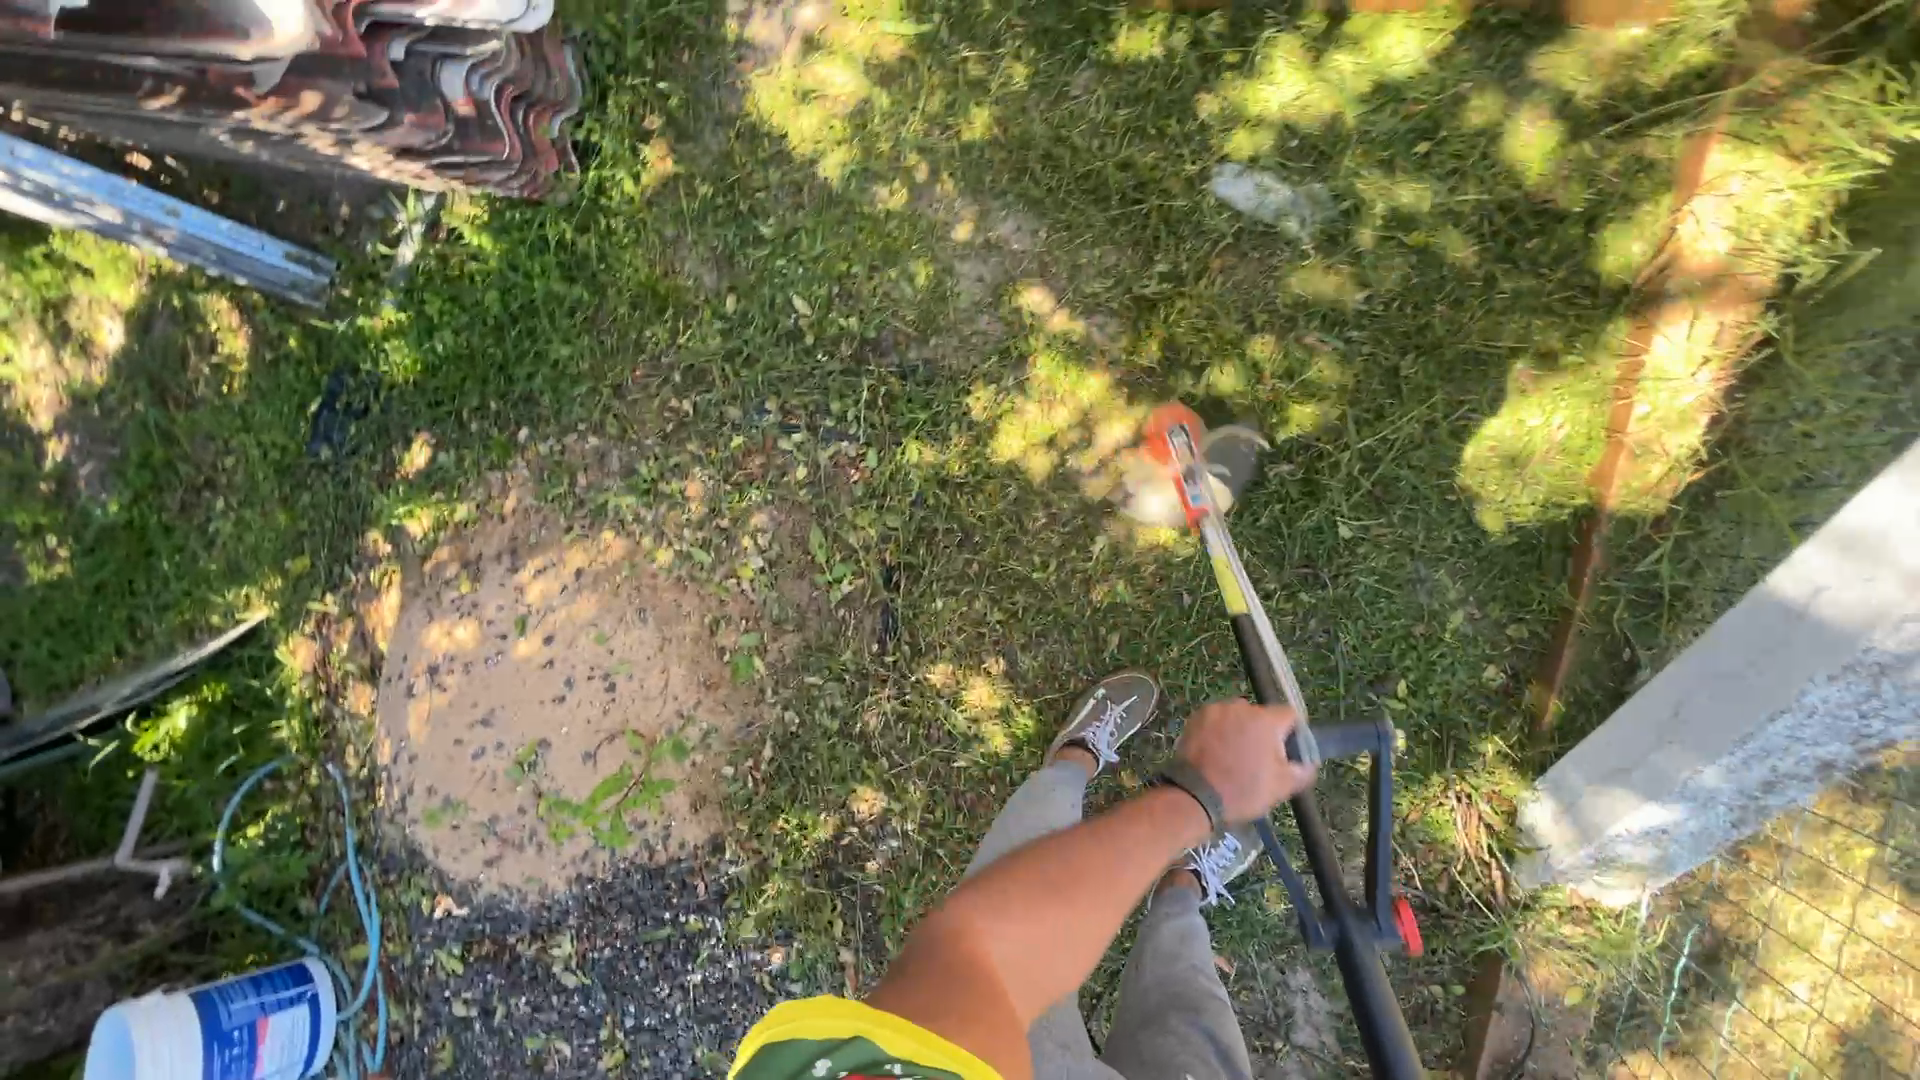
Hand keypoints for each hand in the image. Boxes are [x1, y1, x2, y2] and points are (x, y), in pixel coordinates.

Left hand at [1174, 699, 1316, 822]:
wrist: (1194, 795)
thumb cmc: (1243, 790)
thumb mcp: (1282, 786)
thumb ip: (1302, 770)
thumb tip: (1308, 762)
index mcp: (1265, 720)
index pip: (1289, 715)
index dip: (1292, 732)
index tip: (1287, 750)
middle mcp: (1240, 707)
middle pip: (1261, 715)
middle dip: (1263, 732)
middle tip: (1259, 757)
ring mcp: (1215, 710)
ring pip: (1237, 716)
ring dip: (1240, 729)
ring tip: (1234, 755)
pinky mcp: (1196, 717)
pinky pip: (1216, 719)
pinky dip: (1219, 730)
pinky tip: (1216, 750)